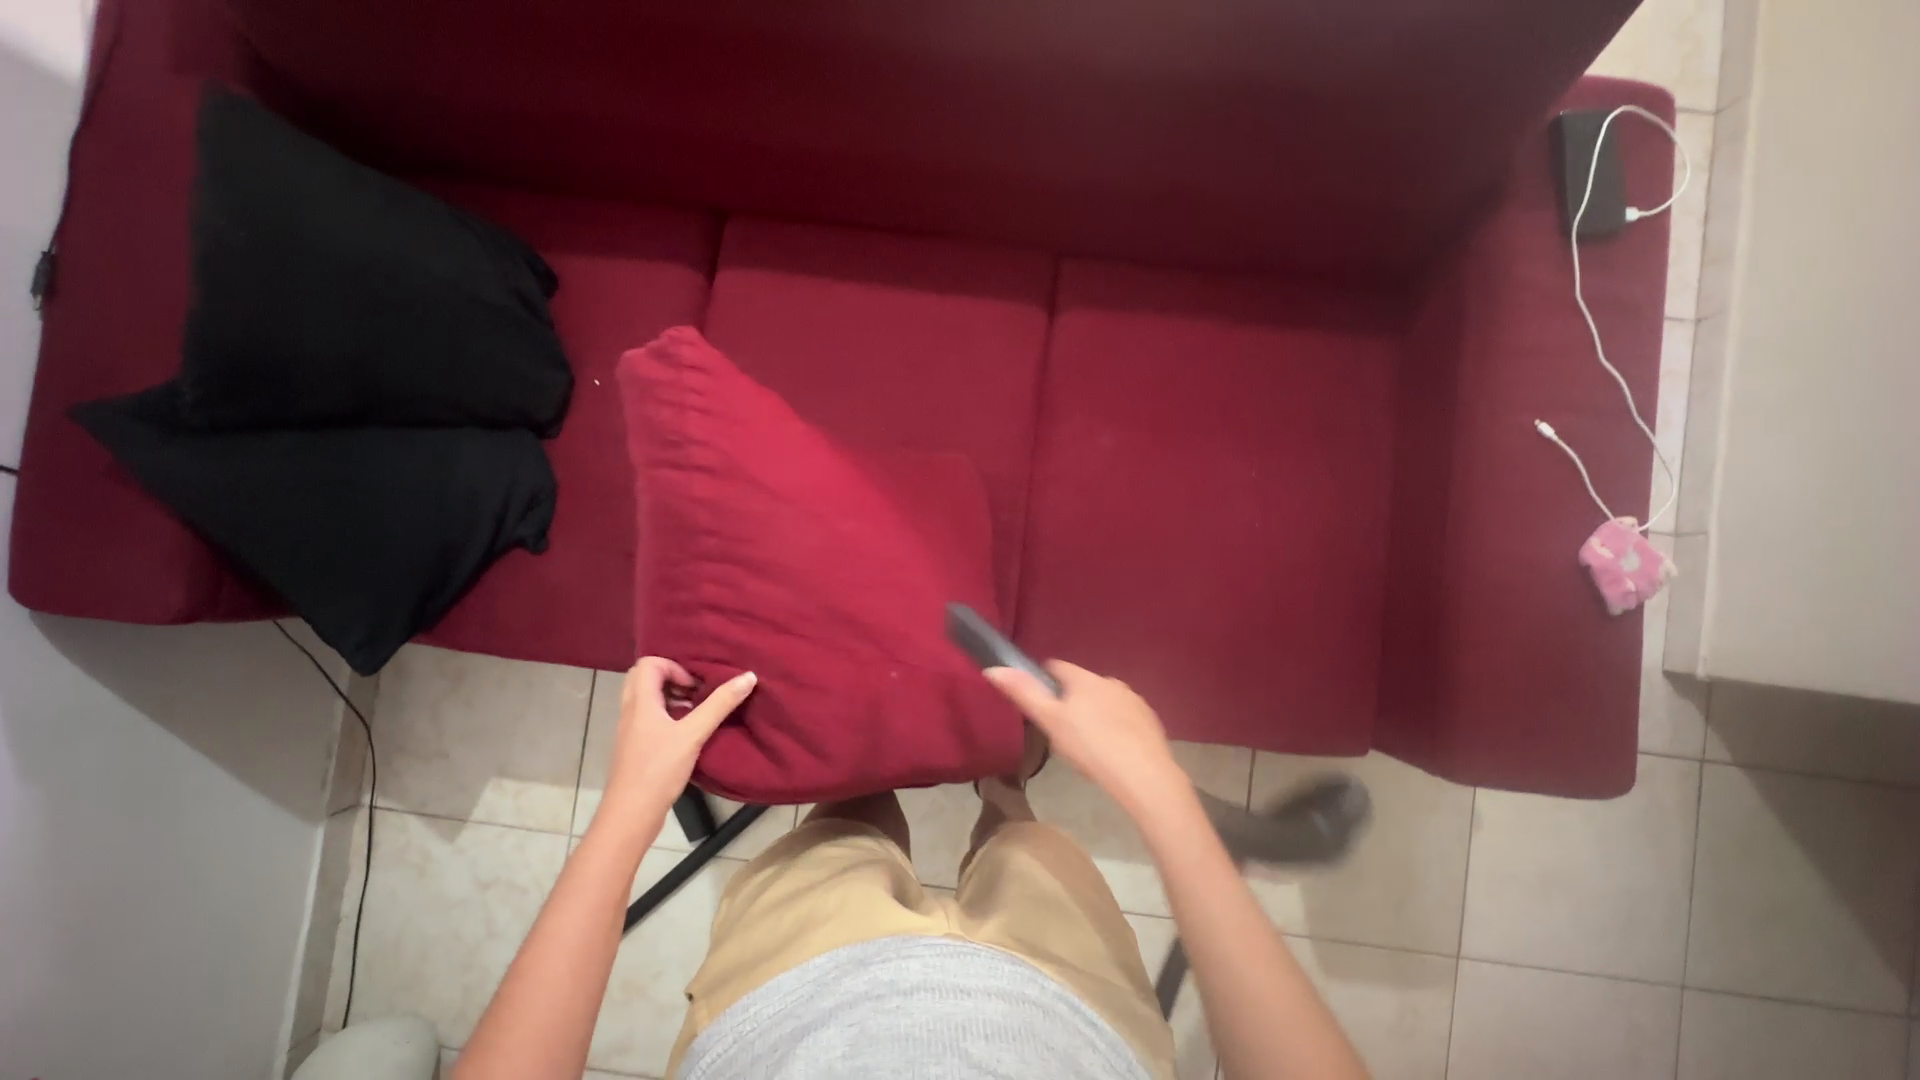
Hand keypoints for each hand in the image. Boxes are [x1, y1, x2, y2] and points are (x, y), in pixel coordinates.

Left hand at [602, 658, 755, 822]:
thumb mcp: (693, 734)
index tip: (695, 687)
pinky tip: (687, 734)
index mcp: (640, 702)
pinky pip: (648, 718)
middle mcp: (630, 711)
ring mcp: (630, 730)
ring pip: (646, 699)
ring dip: (670, 697)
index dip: (675, 668)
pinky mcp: (634, 747)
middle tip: (695, 693)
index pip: (649, 664)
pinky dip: (667, 715)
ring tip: (695, 711)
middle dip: (672, 678)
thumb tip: (748, 677)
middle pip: (644, 678)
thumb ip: (720, 704)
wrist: (631, 814)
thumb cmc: (659, 770)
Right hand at [985, 661, 1189, 819]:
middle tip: (1059, 731)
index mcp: (1084, 679)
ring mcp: (1134, 700)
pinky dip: (1115, 727)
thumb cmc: (1091, 747)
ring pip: (1104, 700)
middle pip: (1081, 685)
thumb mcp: (1050, 722)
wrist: (1144, 776)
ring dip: (1093, 713)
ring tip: (1086, 745)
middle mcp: (1110, 682)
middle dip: (1069, 701)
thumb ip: (1023, 694)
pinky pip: (1124, 717)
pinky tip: (1111, 751)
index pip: (1056, 666)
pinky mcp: (1149, 721)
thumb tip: (993, 668)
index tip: (1037, 702)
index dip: (1042, 680)